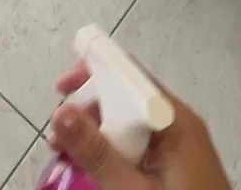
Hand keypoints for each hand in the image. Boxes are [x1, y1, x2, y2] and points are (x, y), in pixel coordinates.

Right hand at [47, 62, 230, 189]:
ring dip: (99, 134)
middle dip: (90, 110)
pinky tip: (96, 167)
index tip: (62, 88)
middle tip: (58, 135)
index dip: (94, 72)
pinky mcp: (180, 166)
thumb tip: (61, 112)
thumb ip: (98, 153)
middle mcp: (180, 124)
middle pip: (128, 98)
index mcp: (175, 120)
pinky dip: (117, 151)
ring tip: (68, 154)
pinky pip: (142, 146)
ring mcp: (182, 146)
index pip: (131, 75)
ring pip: (132, 124)